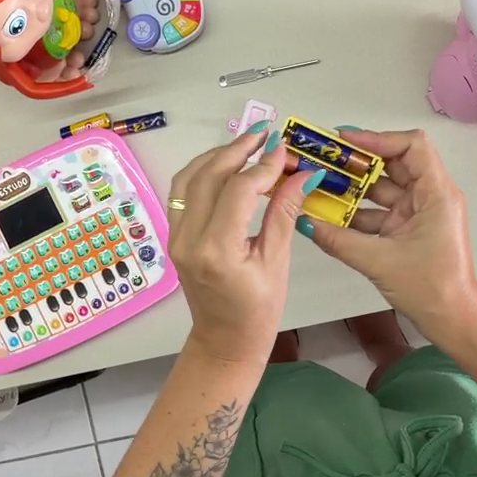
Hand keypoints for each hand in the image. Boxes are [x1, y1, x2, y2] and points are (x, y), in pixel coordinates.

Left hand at [166, 126, 317, 366]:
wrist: (224, 341)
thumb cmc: (258, 311)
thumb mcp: (277, 262)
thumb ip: (284, 213)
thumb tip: (303, 172)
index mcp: (217, 250)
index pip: (238, 190)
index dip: (263, 165)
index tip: (285, 150)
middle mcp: (189, 239)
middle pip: (208, 176)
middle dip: (238, 150)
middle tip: (265, 134)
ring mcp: (176, 236)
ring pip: (188, 179)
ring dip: (216, 156)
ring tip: (247, 144)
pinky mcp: (174, 236)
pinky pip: (182, 193)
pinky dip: (202, 172)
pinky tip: (226, 165)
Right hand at [301, 128, 476, 342]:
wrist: (452, 321)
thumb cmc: (428, 287)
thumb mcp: (378, 261)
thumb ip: (338, 239)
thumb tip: (303, 222)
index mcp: (436, 194)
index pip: (411, 146)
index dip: (377, 139)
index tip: (344, 142)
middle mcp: (431, 196)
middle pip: (394, 164)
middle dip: (358, 162)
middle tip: (324, 159)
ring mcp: (420, 213)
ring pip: (384, 188)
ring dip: (354, 188)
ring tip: (320, 184)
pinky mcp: (410, 230)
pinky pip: (381, 212)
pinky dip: (358, 212)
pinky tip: (330, 215)